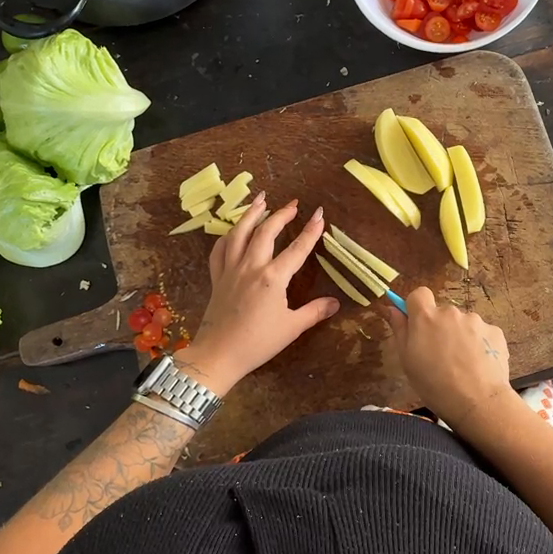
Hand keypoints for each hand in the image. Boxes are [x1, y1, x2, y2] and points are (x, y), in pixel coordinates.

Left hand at [181, 193, 338, 393]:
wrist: (219, 354)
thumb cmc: (258, 343)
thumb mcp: (292, 328)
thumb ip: (314, 312)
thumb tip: (336, 302)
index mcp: (272, 278)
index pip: (297, 249)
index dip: (311, 231)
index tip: (320, 214)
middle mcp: (251, 267)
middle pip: (266, 231)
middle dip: (281, 214)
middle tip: (294, 204)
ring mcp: (231, 270)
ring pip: (239, 233)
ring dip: (251, 214)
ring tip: (261, 199)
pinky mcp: (217, 277)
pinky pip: (220, 249)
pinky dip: (227, 236)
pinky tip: (234, 230)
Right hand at [381, 287, 512, 426]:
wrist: (477, 402)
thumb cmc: (434, 385)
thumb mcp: (407, 361)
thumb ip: (400, 330)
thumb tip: (392, 309)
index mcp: (426, 317)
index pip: (419, 294)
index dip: (417, 307)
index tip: (418, 325)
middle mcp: (451, 312)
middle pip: (442, 312)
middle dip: (441, 328)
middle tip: (441, 356)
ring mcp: (476, 321)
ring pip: (463, 324)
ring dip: (461, 337)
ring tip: (462, 365)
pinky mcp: (495, 331)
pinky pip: (482, 334)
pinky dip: (480, 346)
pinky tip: (478, 366)